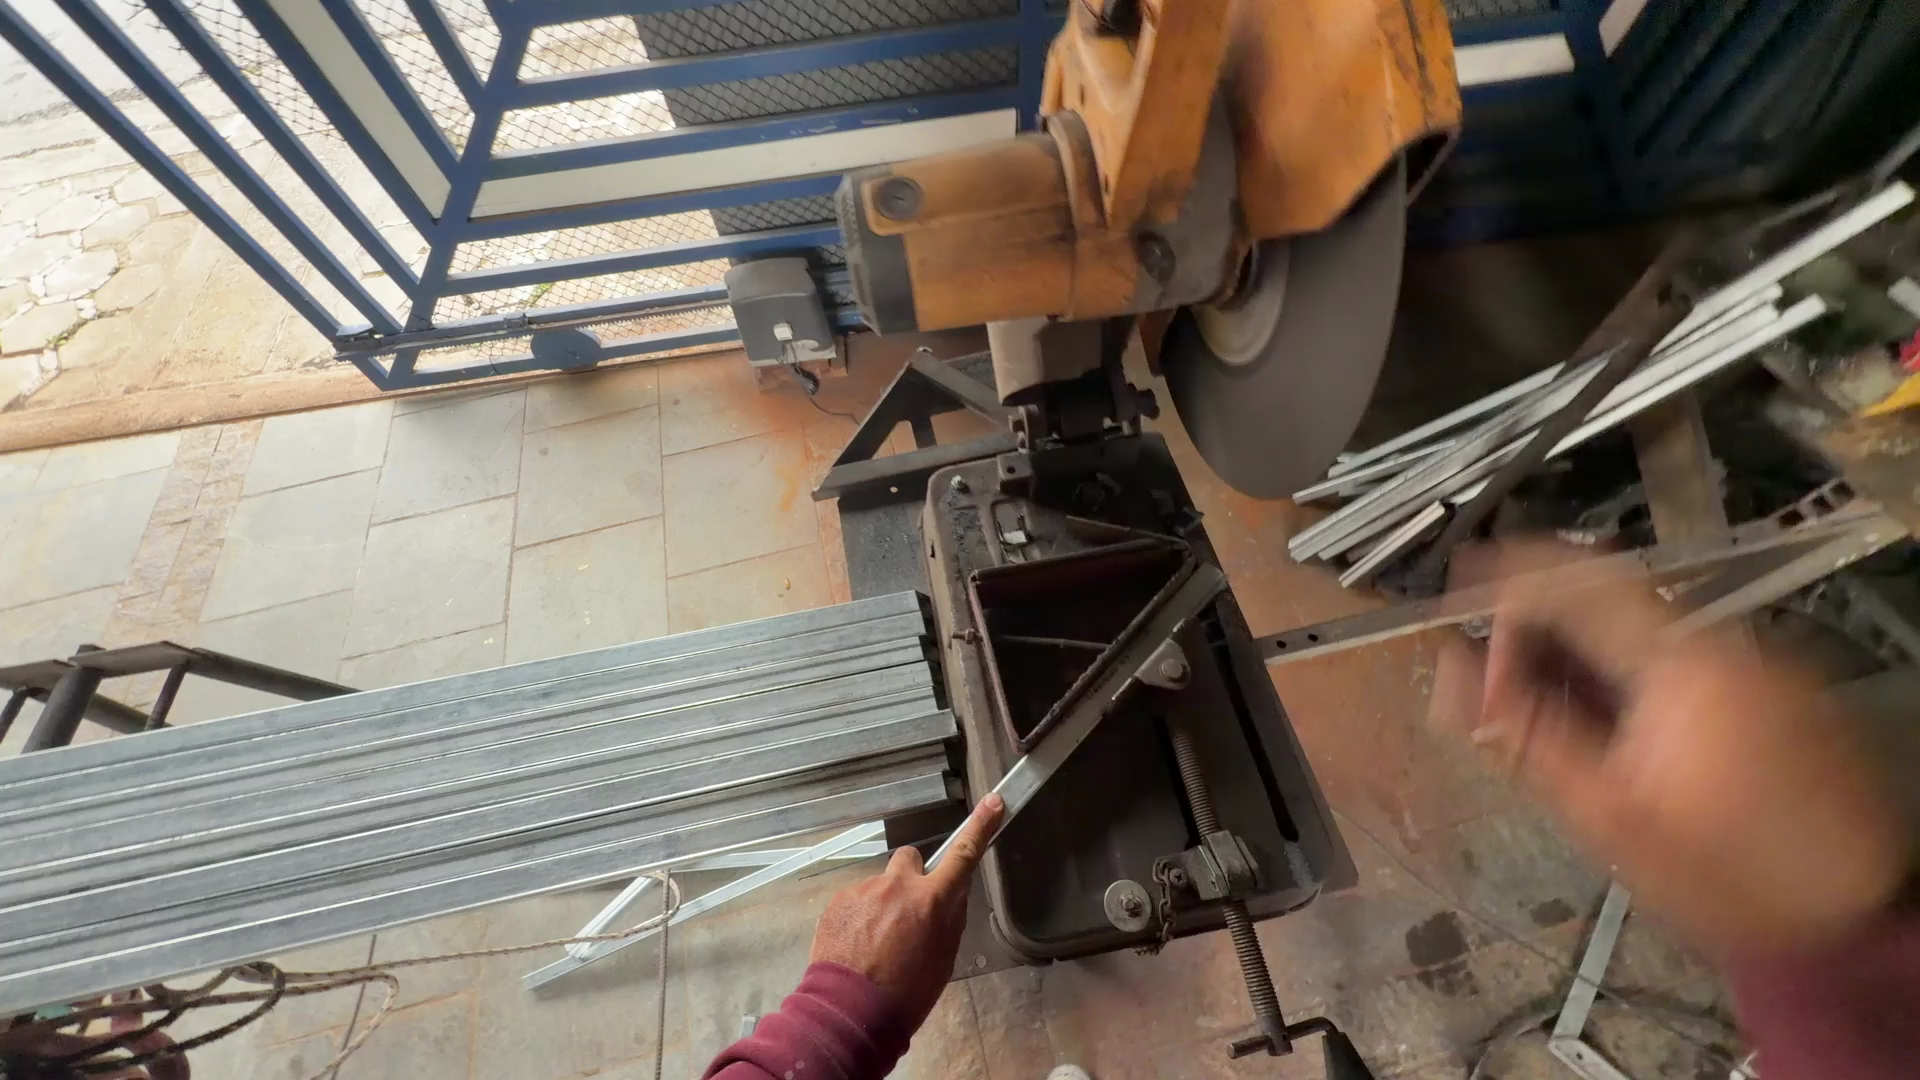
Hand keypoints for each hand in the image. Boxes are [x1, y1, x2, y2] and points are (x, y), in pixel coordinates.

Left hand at [808, 793, 1005, 1026]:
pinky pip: (856, 899)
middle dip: (910, 879)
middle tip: (905, 914)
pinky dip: (859, 916)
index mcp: (932, 901)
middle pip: (910, 860)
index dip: (980, 827)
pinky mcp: (839, 899)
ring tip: (874, 944)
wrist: (848, 1015)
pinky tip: (855, 946)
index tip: (993, 802)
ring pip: (881, 884)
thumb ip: (950, 918)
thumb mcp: (943, 959)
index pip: (963, 854)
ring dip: (882, 904)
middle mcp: (899, 885)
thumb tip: (952, 893)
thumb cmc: (905, 995)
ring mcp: (866, 889)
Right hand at [1430, 541, 1907, 957]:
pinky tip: (1590, 723)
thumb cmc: (1721, 872)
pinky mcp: (1763, 695)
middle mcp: (1722, 649)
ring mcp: (1750, 670)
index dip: (1506, 576)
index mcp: (1684, 665)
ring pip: (1627, 633)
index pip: (1577, 582)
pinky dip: (1608, 676)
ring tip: (1530, 708)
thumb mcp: (1601, 807)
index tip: (1456, 598)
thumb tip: (1451, 664)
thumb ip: (1521, 728)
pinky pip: (1661, 660)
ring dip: (1564, 657)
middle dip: (1528, 633)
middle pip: (1599, 604)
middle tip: (1487, 681)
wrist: (1859, 926)